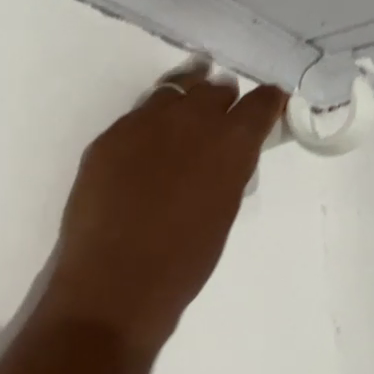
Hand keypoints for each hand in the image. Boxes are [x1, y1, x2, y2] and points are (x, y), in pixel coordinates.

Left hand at [35, 66, 288, 352]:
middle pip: (211, 91)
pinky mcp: (106, 139)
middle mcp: (188, 121)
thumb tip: (223, 160)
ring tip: (182, 124)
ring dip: (183, 104)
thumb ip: (227, 175)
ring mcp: (141, 125)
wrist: (115, 282)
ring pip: (171, 95)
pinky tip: (143, 151)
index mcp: (229, 144)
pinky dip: (147, 127)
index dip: (265, 103)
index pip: (258, 104)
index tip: (267, 106)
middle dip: (221, 101)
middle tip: (221, 117)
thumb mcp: (222, 215)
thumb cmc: (182, 265)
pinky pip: (135, 119)